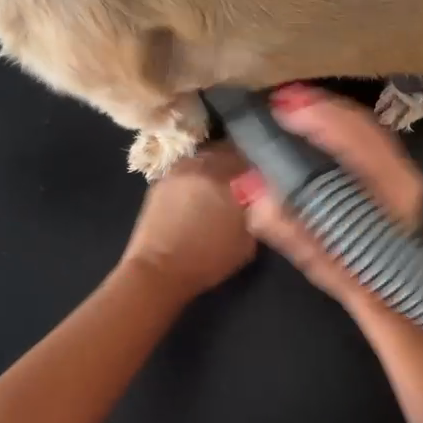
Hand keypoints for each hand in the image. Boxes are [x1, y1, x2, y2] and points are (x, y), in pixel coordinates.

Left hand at [119, 145, 256, 300]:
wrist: (159, 270)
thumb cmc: (208, 259)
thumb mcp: (247, 240)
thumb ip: (255, 211)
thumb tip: (257, 197)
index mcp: (226, 176)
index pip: (249, 158)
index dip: (258, 166)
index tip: (263, 177)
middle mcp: (201, 166)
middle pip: (225, 151)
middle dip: (236, 161)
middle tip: (244, 177)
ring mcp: (178, 171)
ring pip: (203, 158)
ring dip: (215, 165)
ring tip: (222, 183)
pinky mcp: (161, 181)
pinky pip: (186, 169)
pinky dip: (196, 175)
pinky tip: (200, 191)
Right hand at [234, 86, 422, 307]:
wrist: (393, 294)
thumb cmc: (356, 279)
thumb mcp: (317, 258)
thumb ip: (285, 226)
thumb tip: (252, 189)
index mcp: (390, 192)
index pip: (354, 140)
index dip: (318, 118)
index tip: (283, 109)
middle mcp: (403, 175)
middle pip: (362, 124)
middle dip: (321, 107)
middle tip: (283, 99)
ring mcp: (404, 173)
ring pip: (366, 127)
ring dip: (330, 113)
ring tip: (295, 105)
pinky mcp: (398, 175)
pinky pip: (368, 137)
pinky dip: (341, 125)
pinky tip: (316, 124)